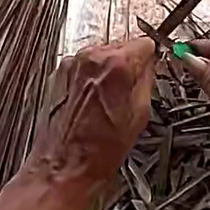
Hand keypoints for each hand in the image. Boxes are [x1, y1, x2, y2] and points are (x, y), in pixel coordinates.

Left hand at [23, 38, 156, 199]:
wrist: (65, 166)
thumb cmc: (99, 149)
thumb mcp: (141, 114)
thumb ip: (147, 80)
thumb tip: (148, 66)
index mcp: (117, 64)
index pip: (144, 43)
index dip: (150, 58)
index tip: (150, 67)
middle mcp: (92, 58)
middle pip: (121, 47)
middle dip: (128, 65)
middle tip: (129, 92)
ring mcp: (72, 64)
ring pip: (101, 56)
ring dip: (108, 72)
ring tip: (109, 102)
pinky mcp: (59, 74)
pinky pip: (83, 68)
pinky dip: (90, 79)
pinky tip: (93, 104)